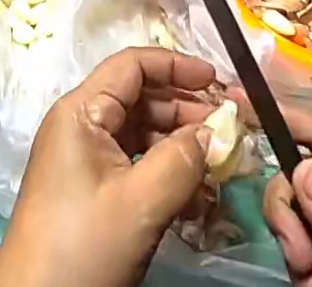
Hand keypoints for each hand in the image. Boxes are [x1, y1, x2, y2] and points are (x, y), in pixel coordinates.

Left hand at [0, 48, 218, 286]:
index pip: (131, 66)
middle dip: (185, 109)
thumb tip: (214, 133)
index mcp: (81, 111)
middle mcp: (82, 123)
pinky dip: (167, 172)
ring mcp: (86, 155)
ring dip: (181, 145)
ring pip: (142, 133)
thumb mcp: (138, 204)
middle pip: (140, 98)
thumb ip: (179, 162)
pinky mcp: (93, 186)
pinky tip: (199, 194)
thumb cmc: (82, 245)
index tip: (217, 80)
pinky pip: (136, 163)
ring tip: (222, 164)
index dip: (175, 65)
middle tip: (230, 130)